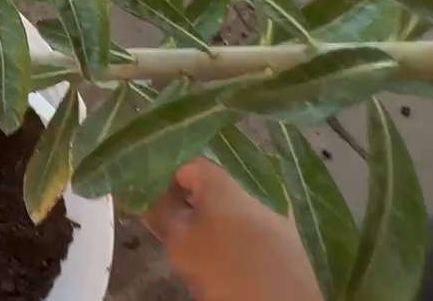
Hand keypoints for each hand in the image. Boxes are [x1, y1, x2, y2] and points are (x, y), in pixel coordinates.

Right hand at [145, 158, 321, 300]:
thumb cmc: (224, 271)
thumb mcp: (179, 242)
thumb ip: (157, 210)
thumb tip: (136, 191)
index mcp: (227, 184)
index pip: (187, 161)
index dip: (164, 174)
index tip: (151, 193)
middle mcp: (258, 194)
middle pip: (213, 186)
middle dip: (189, 199)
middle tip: (173, 220)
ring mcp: (282, 222)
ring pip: (235, 209)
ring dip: (214, 219)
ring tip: (199, 241)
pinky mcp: (296, 249)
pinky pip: (256, 230)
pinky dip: (238, 236)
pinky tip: (228, 256)